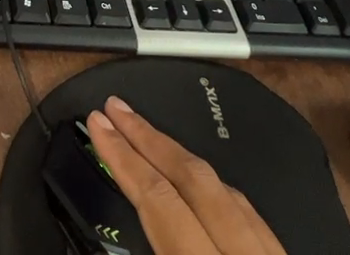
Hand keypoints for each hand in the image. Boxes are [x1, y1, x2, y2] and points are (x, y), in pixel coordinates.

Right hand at [86, 96, 284, 254]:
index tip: (97, 124)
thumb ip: (146, 248)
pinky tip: (198, 181)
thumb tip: (117, 218)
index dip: (123, 157)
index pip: (161, 199)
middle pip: (196, 180)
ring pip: (229, 191)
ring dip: (180, 156)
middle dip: (149, 138)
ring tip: (145, 132)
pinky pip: (252, 215)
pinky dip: (217, 188)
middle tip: (115, 108)